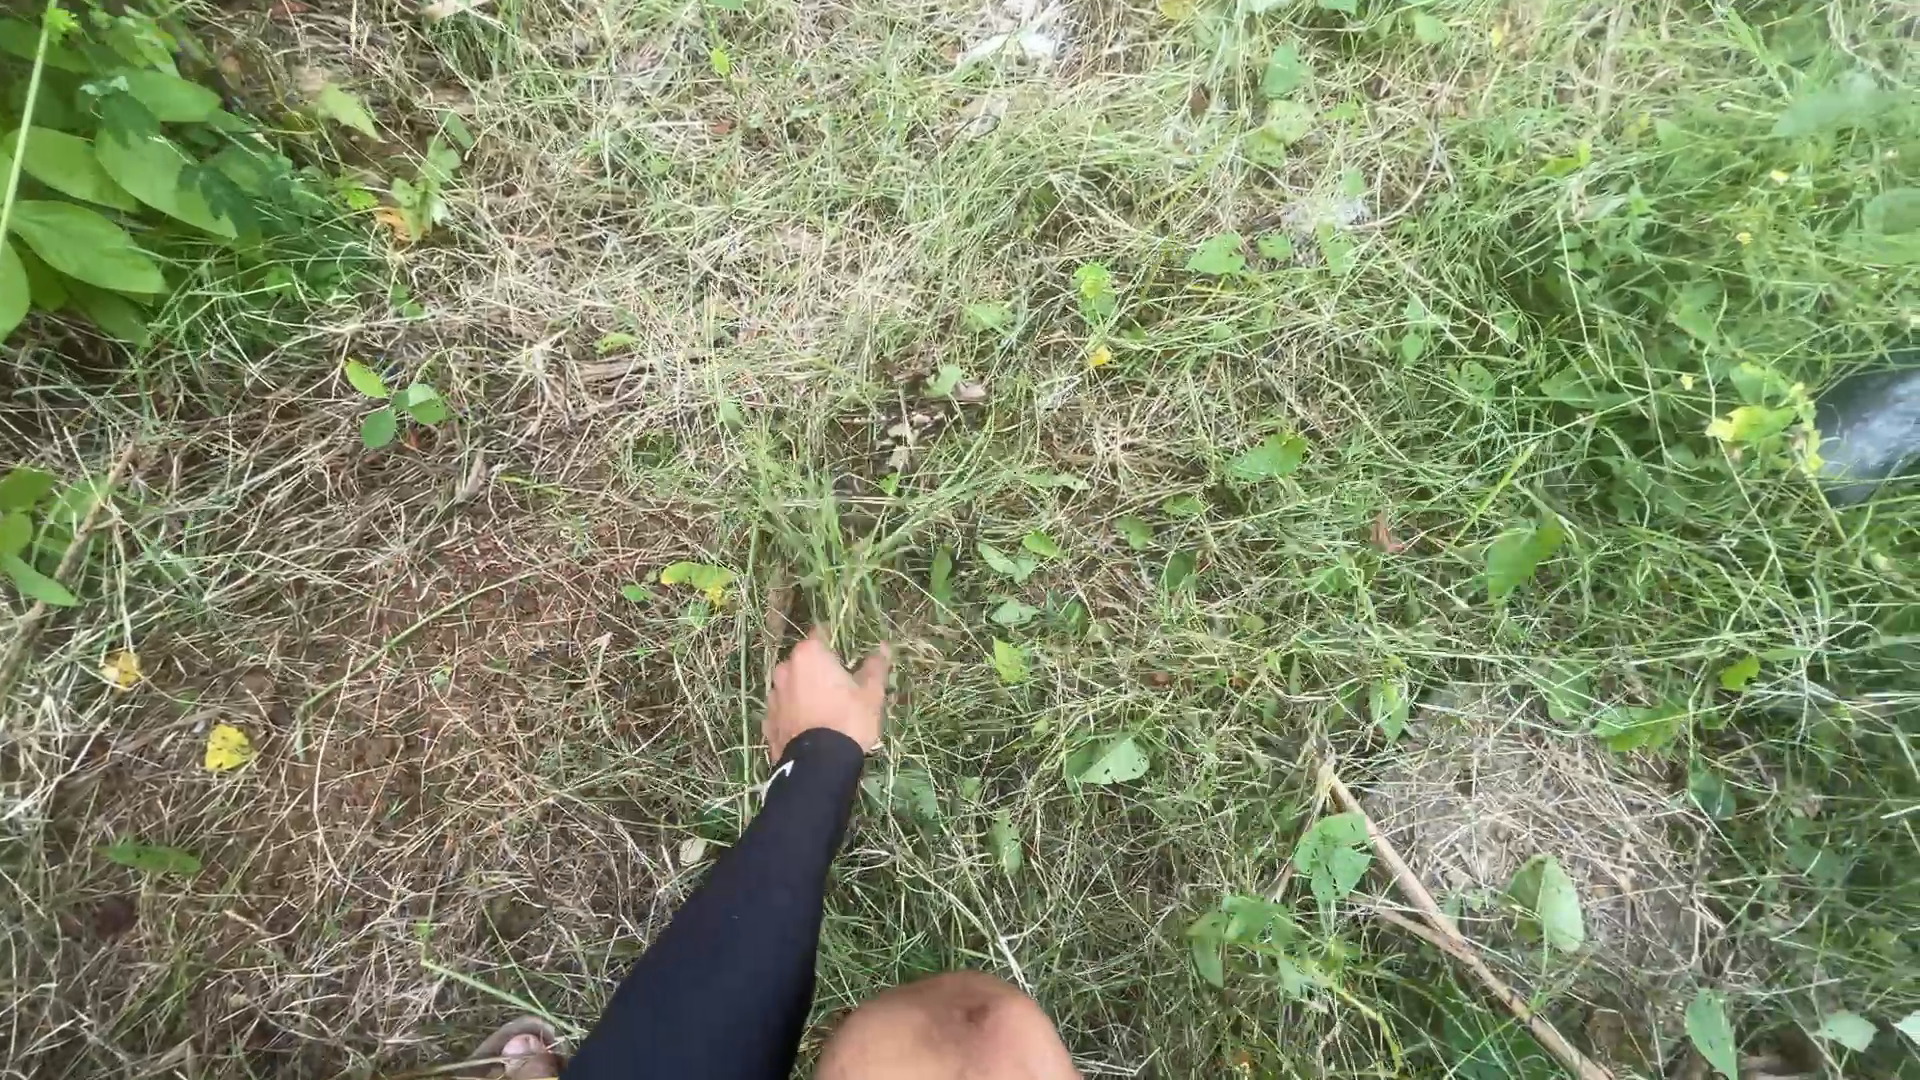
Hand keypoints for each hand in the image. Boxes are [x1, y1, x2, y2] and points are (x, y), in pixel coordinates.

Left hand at [765, 627, 890, 760]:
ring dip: (805, 691)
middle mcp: (785, 669)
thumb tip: (883, 648)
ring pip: (792, 685)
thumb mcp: (871, 693)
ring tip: (826, 710)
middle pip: (805, 661)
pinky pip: (785, 709)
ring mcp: (773, 696)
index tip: (847, 656)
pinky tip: (811, 727)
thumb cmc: (848, 720)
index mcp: (809, 655)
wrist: (819, 766)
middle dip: (820, 669)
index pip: (821, 634)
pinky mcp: (768, 721)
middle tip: (841, 686)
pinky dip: (795, 713)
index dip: (835, 642)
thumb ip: (875, 667)